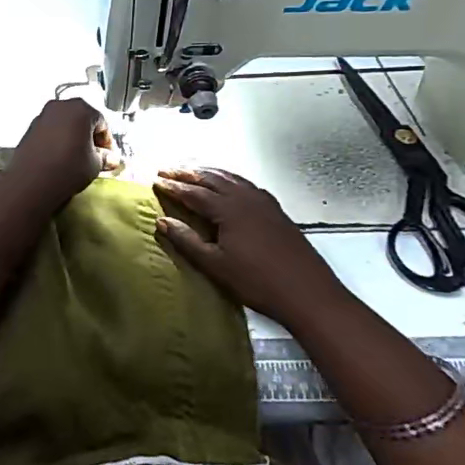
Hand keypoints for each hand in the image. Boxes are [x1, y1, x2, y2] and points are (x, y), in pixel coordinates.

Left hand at [2, 99, 114, 212]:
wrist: (31, 181)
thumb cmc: (69, 168)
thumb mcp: (94, 164)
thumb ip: (105, 157)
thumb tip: (110, 158)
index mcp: (81, 108)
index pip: (102, 123)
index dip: (107, 141)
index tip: (108, 157)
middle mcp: (60, 105)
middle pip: (82, 119)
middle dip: (90, 136)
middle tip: (94, 156)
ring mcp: (42, 115)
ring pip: (65, 123)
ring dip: (73, 137)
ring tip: (77, 158)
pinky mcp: (30, 127)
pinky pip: (51, 130)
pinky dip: (58, 139)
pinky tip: (60, 157)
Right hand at [154, 168, 348, 327]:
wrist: (309, 294)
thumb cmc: (257, 282)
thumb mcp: (215, 265)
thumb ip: (187, 241)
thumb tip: (162, 221)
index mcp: (227, 209)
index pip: (193, 192)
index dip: (173, 186)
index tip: (155, 182)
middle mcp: (245, 197)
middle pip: (211, 178)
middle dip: (187, 172)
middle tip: (167, 171)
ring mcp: (263, 202)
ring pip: (230, 178)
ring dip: (208, 172)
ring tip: (192, 171)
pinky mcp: (276, 210)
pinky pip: (246, 184)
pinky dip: (229, 179)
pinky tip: (229, 184)